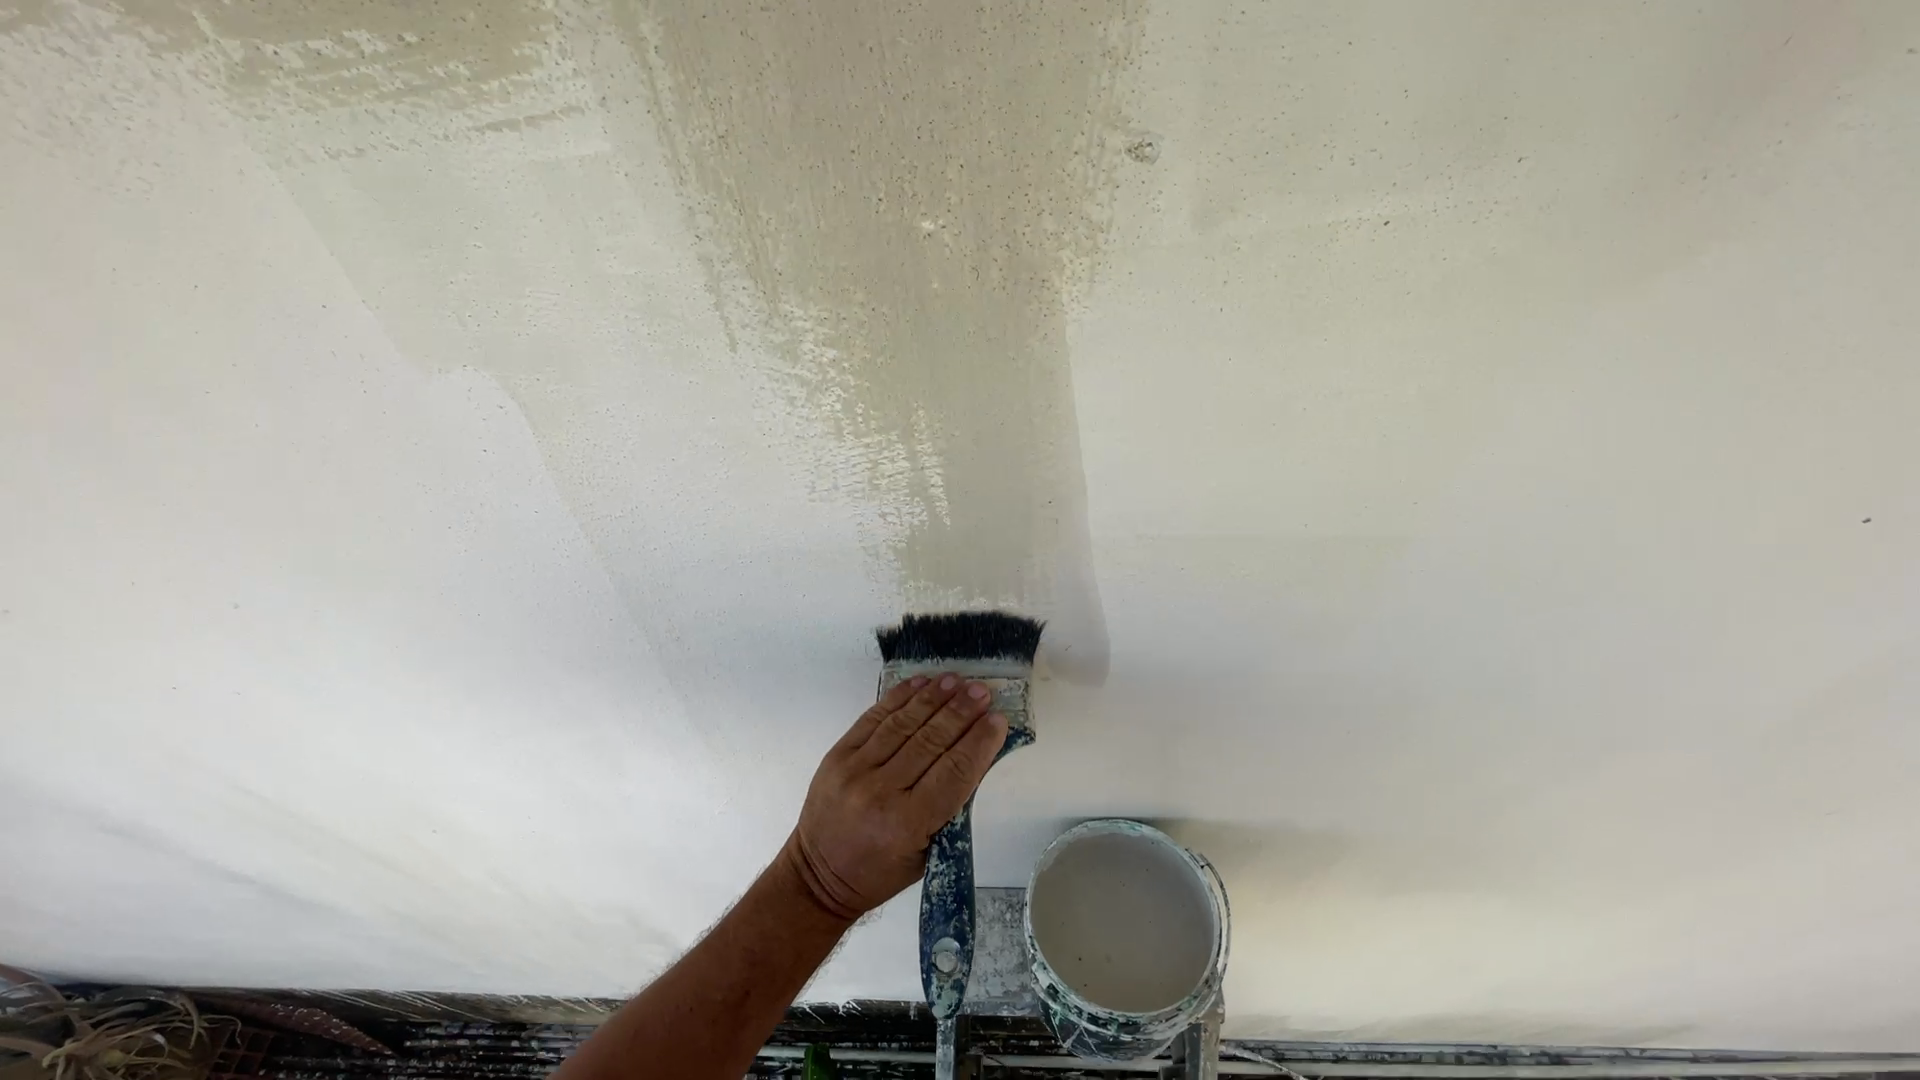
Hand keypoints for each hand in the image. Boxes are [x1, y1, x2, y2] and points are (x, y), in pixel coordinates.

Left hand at [782, 674, 1008, 920]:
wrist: (818, 876)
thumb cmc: (880, 872)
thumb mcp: (928, 852)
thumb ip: (950, 806)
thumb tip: (977, 755)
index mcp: (906, 824)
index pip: (953, 773)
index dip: (978, 744)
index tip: (998, 720)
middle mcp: (879, 792)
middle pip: (930, 742)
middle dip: (960, 713)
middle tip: (982, 691)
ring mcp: (854, 770)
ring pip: (902, 724)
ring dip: (933, 698)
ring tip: (957, 680)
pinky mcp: (836, 755)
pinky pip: (873, 718)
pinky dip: (899, 698)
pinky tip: (921, 683)